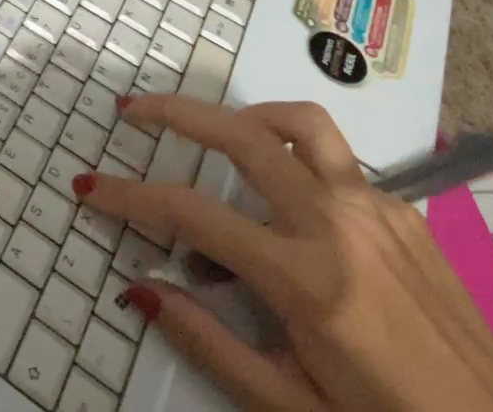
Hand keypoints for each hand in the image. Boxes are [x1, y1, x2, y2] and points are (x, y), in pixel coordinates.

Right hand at [77, 97, 492, 411]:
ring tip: (212, 130)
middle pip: (242, 135)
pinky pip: (334, 161)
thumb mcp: (289, 404)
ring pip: (299, 124)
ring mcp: (376, 208)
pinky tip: (283, 204)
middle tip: (133, 110)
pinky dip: (291, 156)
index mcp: (304, 278)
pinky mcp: (402, 211)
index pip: (191, 215)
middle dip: (176, 112)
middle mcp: (337, 223)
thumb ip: (208, 341)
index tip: (90, 186)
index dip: (130, 196)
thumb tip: (140, 288)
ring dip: (244, 114)